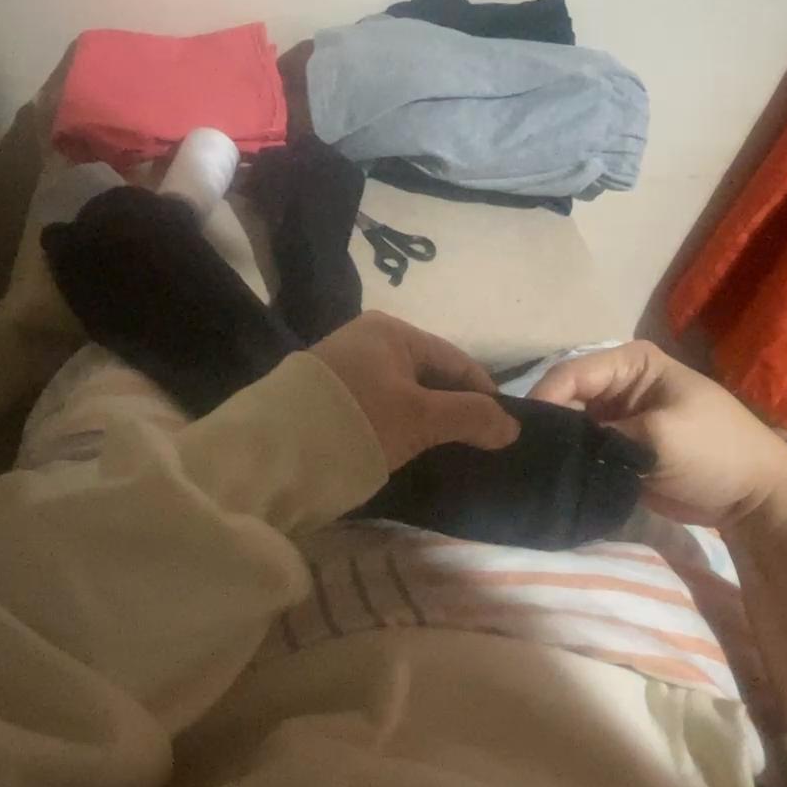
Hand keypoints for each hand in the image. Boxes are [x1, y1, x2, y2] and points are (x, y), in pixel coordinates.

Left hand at [311, 312, 519, 470]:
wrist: (274, 456)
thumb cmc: (359, 423)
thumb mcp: (421, 418)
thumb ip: (471, 417)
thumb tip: (512, 426)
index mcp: (390, 331)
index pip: (454, 359)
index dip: (483, 394)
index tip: (502, 431)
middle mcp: (364, 339)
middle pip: (427, 376)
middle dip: (453, 409)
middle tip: (474, 446)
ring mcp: (341, 368)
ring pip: (401, 394)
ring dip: (424, 421)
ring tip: (442, 452)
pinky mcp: (324, 398)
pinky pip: (377, 407)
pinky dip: (396, 426)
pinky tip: (404, 450)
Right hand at [528, 341, 786, 526]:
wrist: (752, 499)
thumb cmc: (714, 452)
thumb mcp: (657, 437)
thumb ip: (599, 436)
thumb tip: (549, 445)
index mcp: (630, 363)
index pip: (569, 374)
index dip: (543, 401)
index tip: (522, 435)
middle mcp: (616, 384)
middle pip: (563, 398)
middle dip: (545, 425)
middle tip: (521, 455)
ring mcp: (614, 418)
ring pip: (567, 427)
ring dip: (555, 447)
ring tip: (533, 469)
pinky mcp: (614, 449)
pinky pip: (579, 451)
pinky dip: (568, 464)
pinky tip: (551, 478)